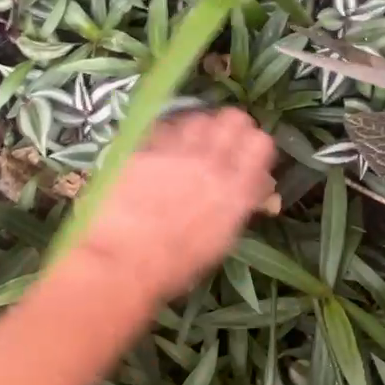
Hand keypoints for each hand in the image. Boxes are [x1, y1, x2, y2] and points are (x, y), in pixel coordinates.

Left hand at [73, 109, 276, 301]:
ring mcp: (178, 153)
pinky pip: (166, 126)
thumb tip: (255, 191)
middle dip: (232, 126)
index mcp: (236, 191)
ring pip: (201, 118)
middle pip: (233, 120)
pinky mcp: (146, 149)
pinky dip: (171, 131)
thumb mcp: (220, 241)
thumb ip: (238, 207)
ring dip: (202, 125)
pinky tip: (166, 143)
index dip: (256, 143)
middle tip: (224, 137)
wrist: (123, 262)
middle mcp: (212, 165)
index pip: (261, 144)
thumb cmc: (175, 266)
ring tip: (194, 138)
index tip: (248, 149)